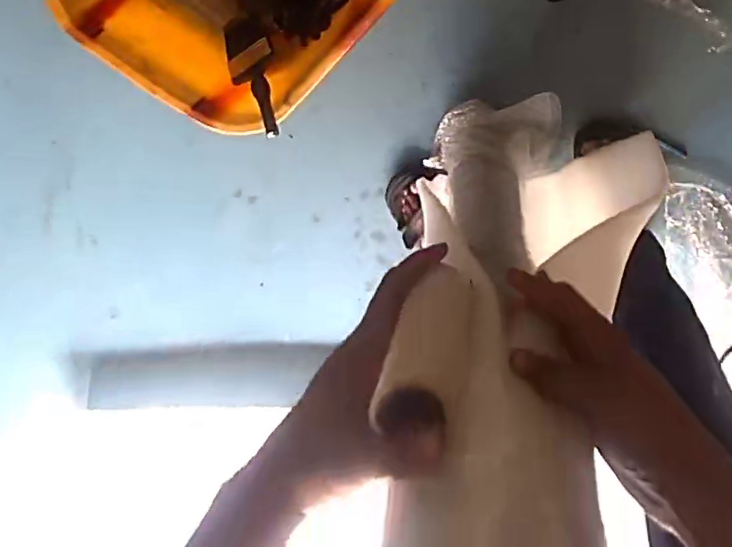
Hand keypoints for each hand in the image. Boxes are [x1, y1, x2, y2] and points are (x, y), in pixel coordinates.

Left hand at [191, 245, 447, 546]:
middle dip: (421, 283)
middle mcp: (358, 348)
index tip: (443, 250)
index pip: (391, 292)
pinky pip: (385, 346)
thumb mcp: (367, 456)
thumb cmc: (318, 457)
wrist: (276, 482)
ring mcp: (352, 365)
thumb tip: (444, 440)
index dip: (416, 266)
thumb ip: (407, 450)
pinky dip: (406, 340)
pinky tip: (421, 366)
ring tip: (447, 321)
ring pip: (387, 324)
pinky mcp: (349, 385)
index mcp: (364, 348)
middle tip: (455, 284)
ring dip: (413, 312)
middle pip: (391, 300)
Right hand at [506, 268, 731, 546]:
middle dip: (542, 301)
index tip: (508, 274)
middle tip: (511, 294)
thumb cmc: (640, 422)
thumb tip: (514, 354)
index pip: (564, 302)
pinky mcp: (600, 407)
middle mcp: (602, 351)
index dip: (536, 288)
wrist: (680, 471)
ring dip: (542, 334)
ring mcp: (602, 379)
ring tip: (514, 328)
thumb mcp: (595, 395)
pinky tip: (530, 382)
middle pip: (568, 316)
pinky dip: (546, 370)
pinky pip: (565, 379)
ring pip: (566, 346)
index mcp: (603, 338)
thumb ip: (556, 376)